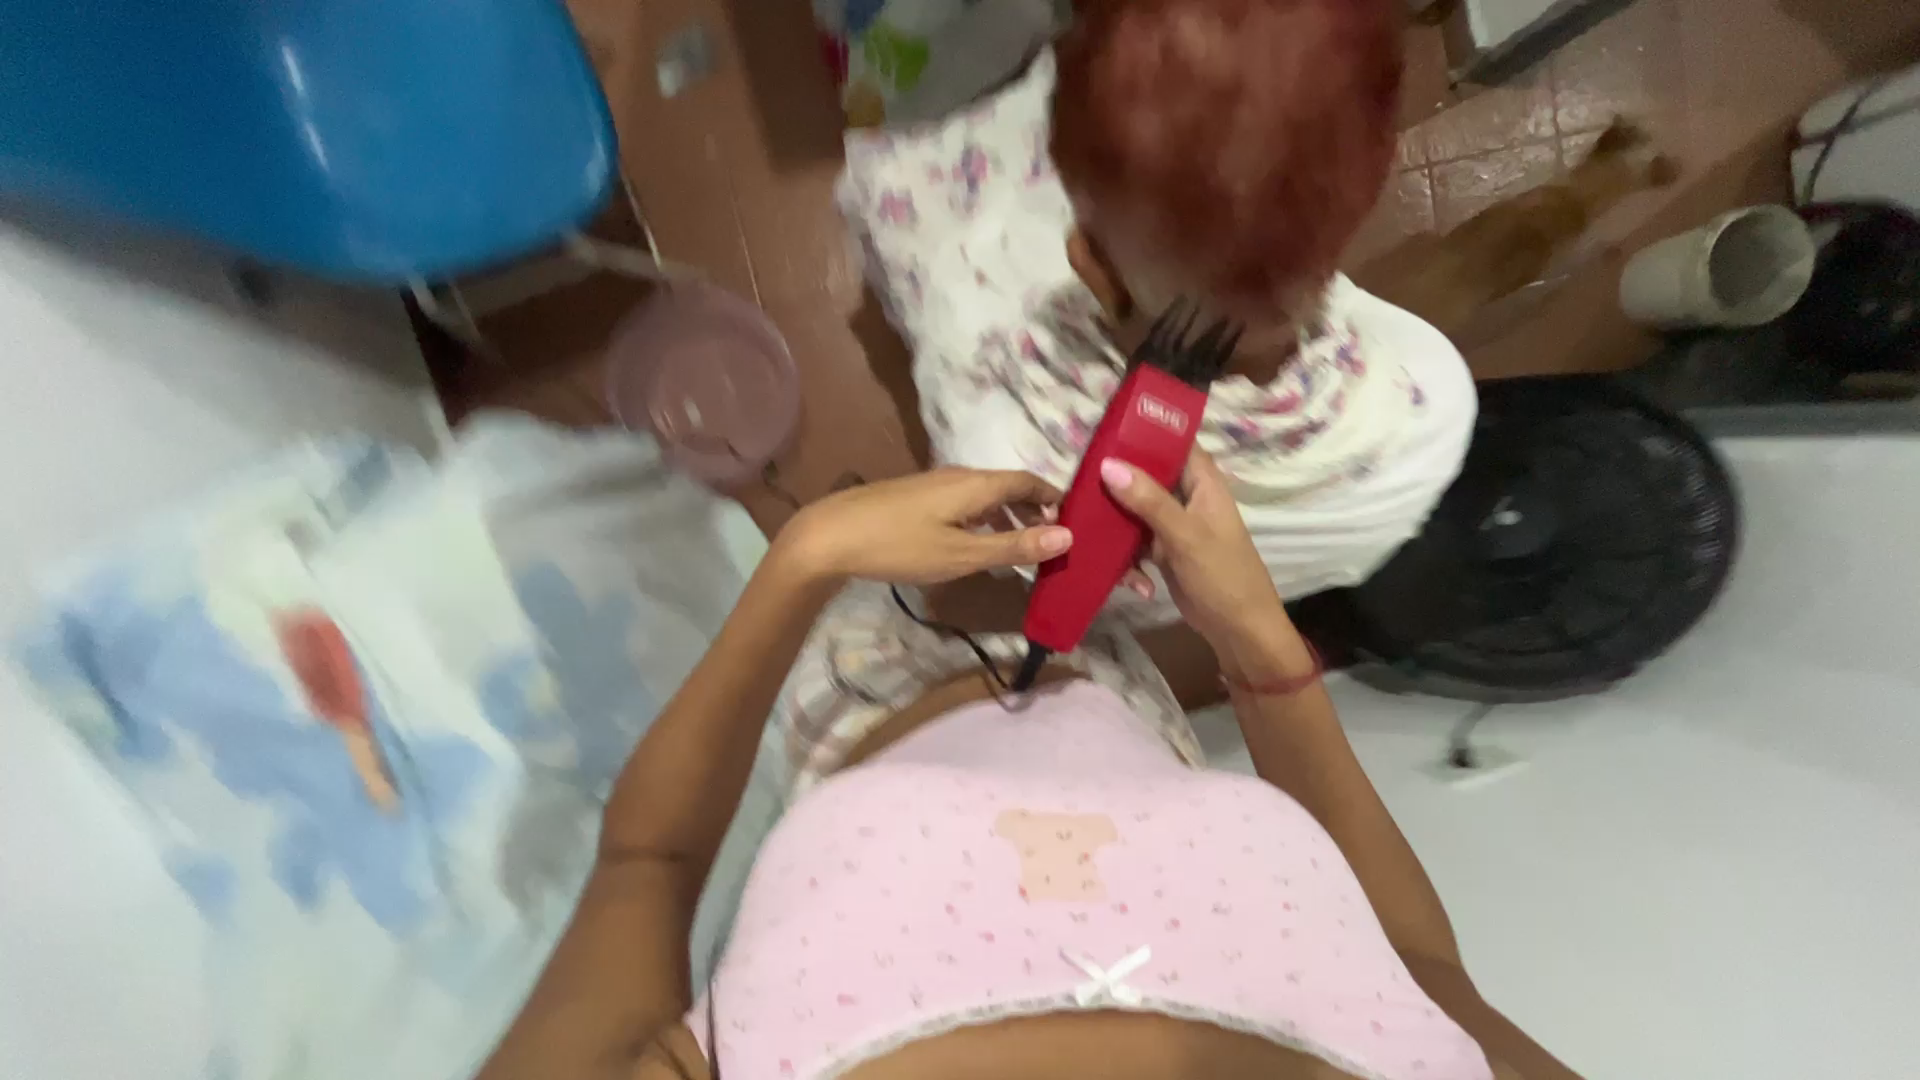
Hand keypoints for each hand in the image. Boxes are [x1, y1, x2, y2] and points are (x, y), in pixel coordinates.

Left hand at [779, 468, 1069, 585]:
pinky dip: (984, 520)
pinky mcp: (916, 498)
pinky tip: (978, 544)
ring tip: (1022, 547)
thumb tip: (1069, 535)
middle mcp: (959, 476)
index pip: (1027, 480)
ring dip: (1009, 517)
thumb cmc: (901, 545)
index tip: (1076, 518)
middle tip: (1054, 539)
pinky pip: (965, 503)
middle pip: (1008, 486)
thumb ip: (1014, 546)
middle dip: (1034, 508)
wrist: (831, 535)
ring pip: (985, 496)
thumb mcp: (962, 553)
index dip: (1053, 496)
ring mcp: (934, 485)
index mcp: (976, 484)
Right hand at [1100, 449, 1288, 650]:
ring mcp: (1174, 526)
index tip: (1106, 430)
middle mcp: (1188, 498)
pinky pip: (1135, 543)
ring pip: (1135, 511)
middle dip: (1117, 481)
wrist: (1238, 631)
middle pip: (1147, 476)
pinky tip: (1134, 582)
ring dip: (1117, 526)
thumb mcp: (1185, 535)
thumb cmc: (1223, 575)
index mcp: (1204, 484)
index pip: (1175, 443)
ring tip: (1096, 536)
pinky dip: (1128, 559)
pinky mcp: (1163, 552)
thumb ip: (1148, 500)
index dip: (1145, 433)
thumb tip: (1108, 465)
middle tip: (1081, 482)